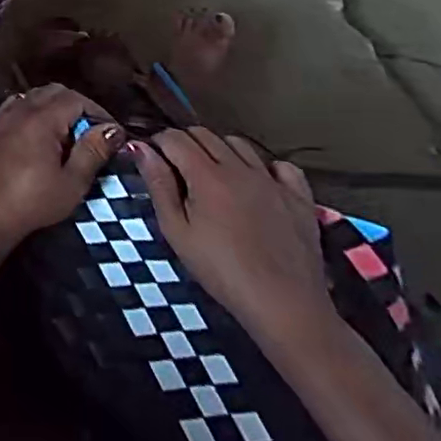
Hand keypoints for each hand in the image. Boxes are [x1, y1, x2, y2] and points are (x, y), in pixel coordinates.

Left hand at [0, 84, 122, 246]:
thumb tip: (113, 129)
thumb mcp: (73, 181)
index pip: (74, 99)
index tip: (111, 133)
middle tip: (93, 132)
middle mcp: (19, 110)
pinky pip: (17, 105)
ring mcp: (3, 116)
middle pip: (53, 92)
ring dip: (55, 106)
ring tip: (69, 134)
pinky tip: (41, 133)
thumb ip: (93, 151)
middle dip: (77, 106)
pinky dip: (33, 110)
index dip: (97, 112)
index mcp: (40, 120)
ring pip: (34, 96)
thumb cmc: (36, 199)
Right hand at [132, 128, 331, 338]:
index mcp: (207, 176)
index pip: (174, 137)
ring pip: (240, 143)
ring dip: (220, 149)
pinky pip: (282, 166)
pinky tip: (257, 182)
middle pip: (205, 134)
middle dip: (184, 142)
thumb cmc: (221, 270)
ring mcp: (274, 182)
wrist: (285, 307)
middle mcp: (241, 170)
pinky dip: (265, 166)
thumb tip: (139, 148)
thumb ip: (158, 184)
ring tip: (212, 173)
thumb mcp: (176, 230)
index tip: (151, 159)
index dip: (157, 142)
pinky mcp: (301, 199)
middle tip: (176, 167)